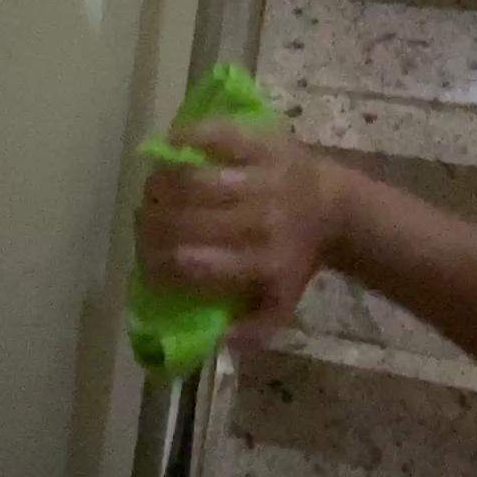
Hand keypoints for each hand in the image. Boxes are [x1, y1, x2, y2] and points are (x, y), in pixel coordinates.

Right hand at [136, 122, 342, 348]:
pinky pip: (216, 135)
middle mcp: (259, 221)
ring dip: (160, 186)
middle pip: (184, 221)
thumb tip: (211, 340)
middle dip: (150, 225)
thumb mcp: (280, 304)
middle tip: (140, 226)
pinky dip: (185, 138)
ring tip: (150, 193)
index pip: (193, 265)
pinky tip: (168, 148)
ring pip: (192, 179)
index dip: (157, 264)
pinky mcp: (262, 144)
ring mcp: (260, 179)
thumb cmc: (296, 257)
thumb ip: (249, 330)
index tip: (145, 265)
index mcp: (261, 264)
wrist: (336, 208)